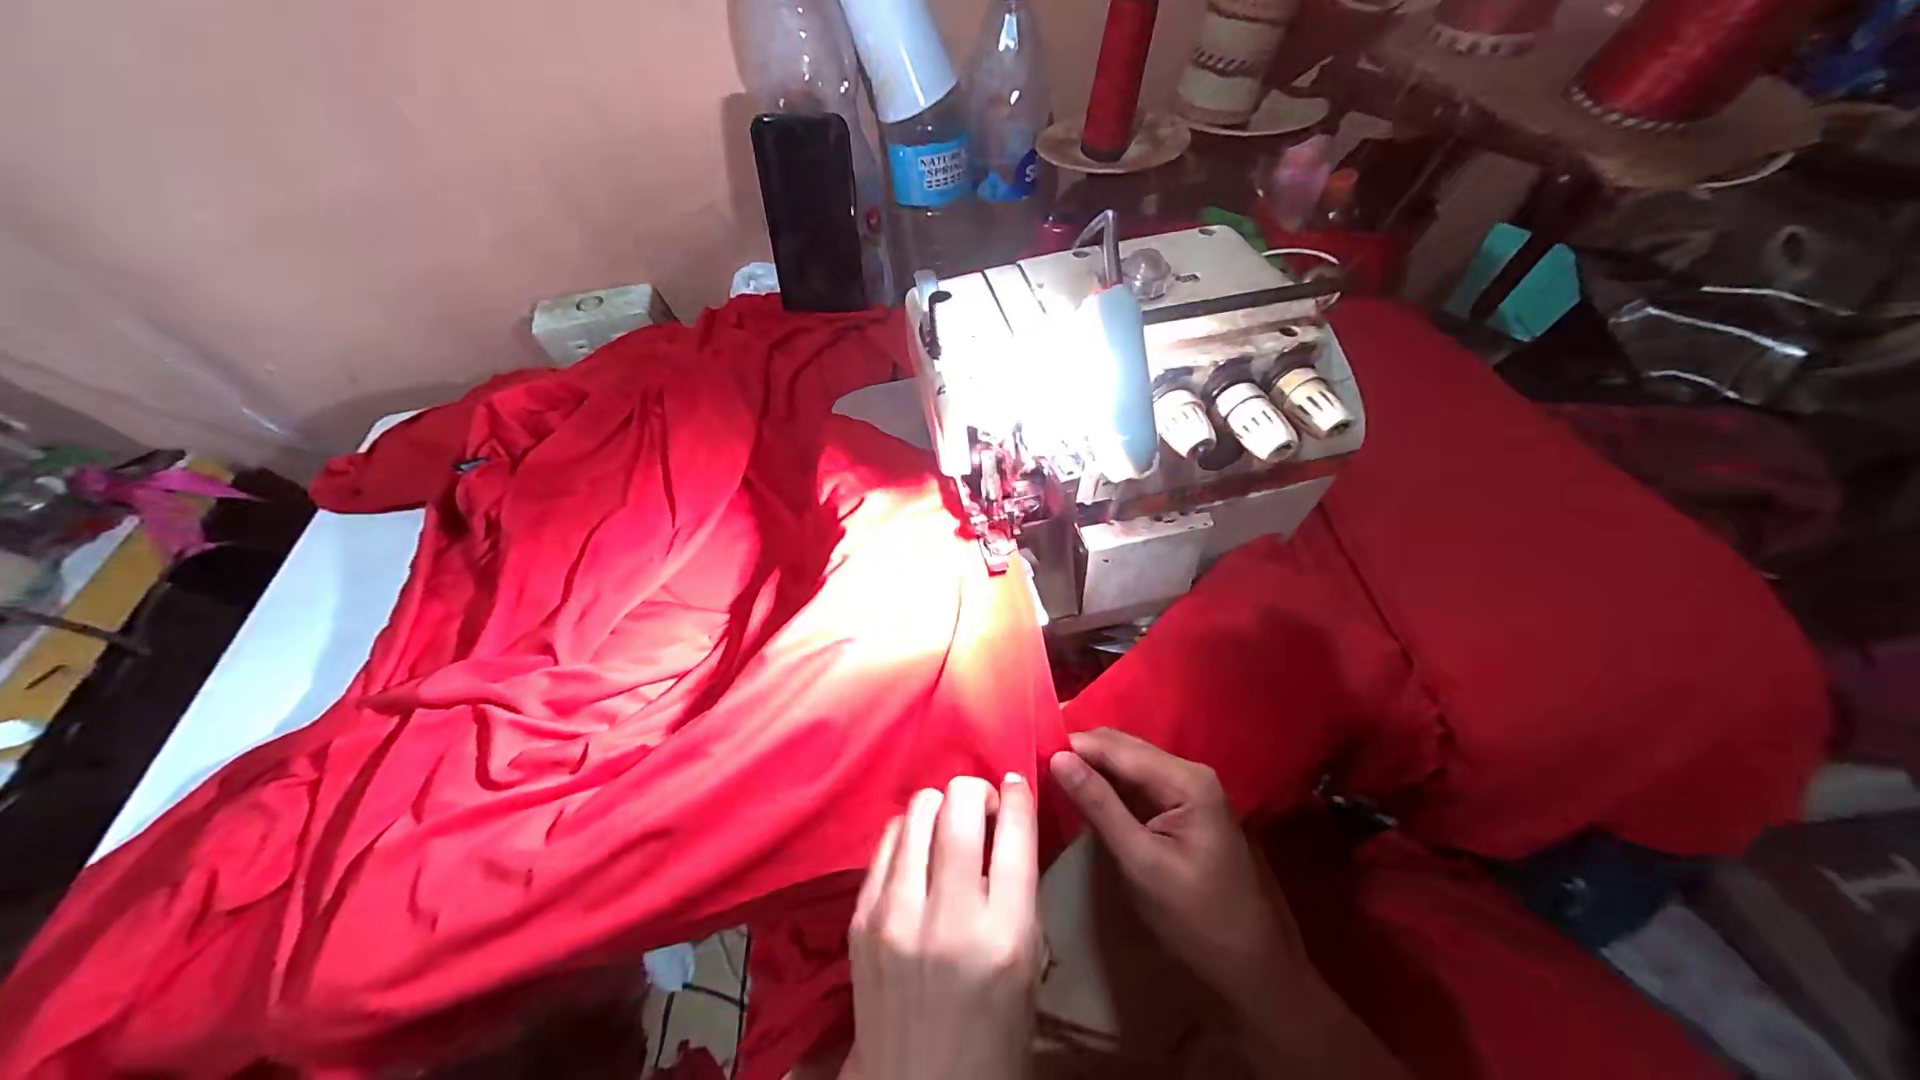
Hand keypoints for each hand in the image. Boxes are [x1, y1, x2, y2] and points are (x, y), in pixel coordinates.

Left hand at [848, 774, 1040, 1079]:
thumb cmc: (991, 1033)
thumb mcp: (1027, 967)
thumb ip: (1018, 895)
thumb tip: (1005, 825)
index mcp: (1003, 936)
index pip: (1014, 836)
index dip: (1016, 796)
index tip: (1013, 785)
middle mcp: (947, 918)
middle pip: (959, 807)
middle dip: (975, 790)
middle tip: (982, 806)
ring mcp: (895, 915)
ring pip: (917, 812)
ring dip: (940, 805)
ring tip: (948, 824)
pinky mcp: (861, 918)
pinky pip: (886, 842)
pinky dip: (908, 833)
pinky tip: (918, 850)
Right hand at [1050, 730, 1409, 1079]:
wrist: (1252, 967)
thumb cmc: (1197, 919)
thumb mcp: (1141, 863)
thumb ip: (1099, 806)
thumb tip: (1057, 758)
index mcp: (1186, 780)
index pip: (1116, 746)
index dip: (1071, 744)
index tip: (1027, 748)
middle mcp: (1188, 772)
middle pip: (1122, 748)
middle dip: (1078, 752)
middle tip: (1031, 760)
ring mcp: (1187, 789)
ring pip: (1126, 763)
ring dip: (1089, 767)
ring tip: (1046, 771)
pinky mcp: (1180, 807)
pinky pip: (1135, 783)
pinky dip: (1106, 785)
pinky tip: (1079, 790)